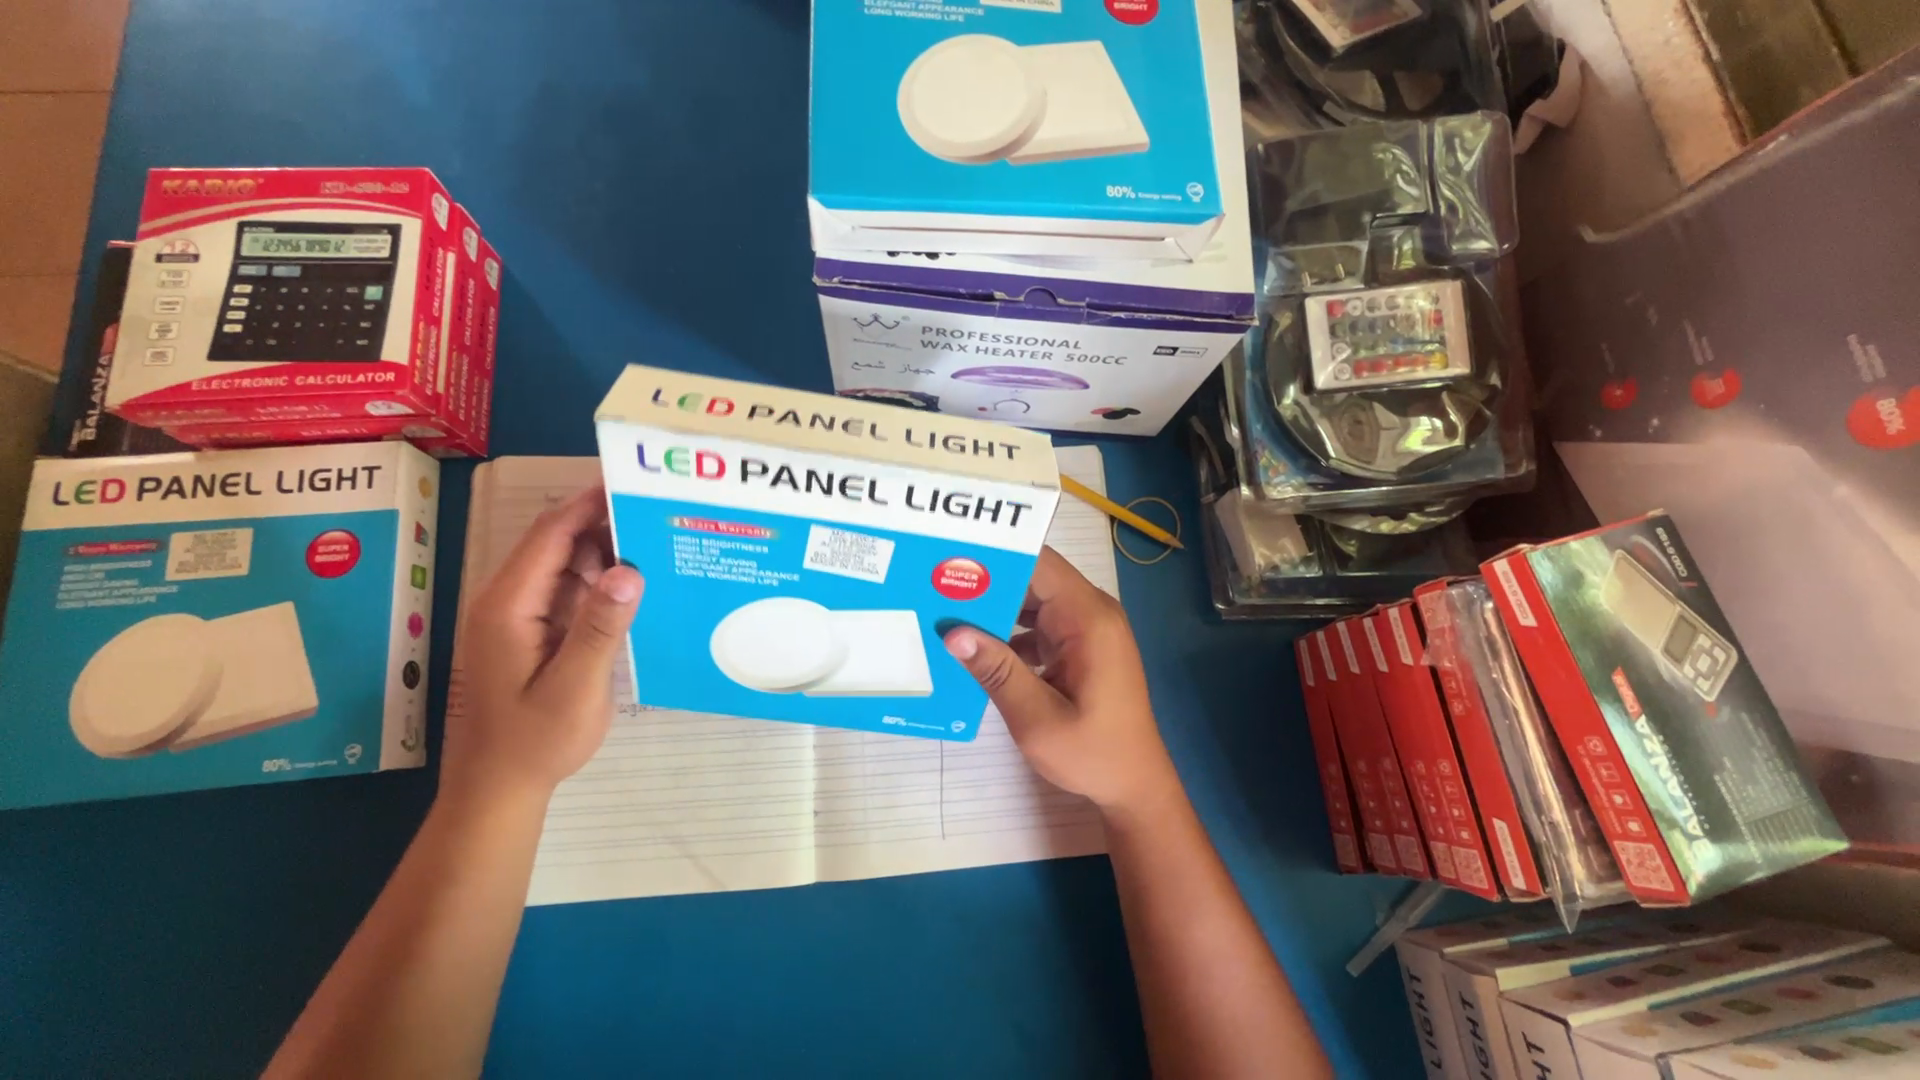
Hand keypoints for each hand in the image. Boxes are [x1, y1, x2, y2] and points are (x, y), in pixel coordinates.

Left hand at [445, 485, 642, 805]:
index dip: (588, 502)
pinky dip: (602, 579)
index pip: (550, 535)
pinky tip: (638, 578)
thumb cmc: (534, 741)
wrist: (499, 788)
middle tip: (659, 505)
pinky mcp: (536, 632)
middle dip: (604, 519)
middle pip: (557, 542)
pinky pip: (570, 591)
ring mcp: (522, 616)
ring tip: (658, 533)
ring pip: (566, 564)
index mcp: (508, 605)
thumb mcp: (573, 688)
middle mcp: (509, 600)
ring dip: (607, 548)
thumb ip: (600, 628)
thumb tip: (630, 569)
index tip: (632, 480)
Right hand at [942, 546, 1180, 816]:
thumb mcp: (1037, 718)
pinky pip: (1040, 624)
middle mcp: (1091, 613)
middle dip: (987, 582)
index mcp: (1088, 619)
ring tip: (944, 610)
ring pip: (1033, 601)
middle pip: (1033, 579)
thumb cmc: (1093, 753)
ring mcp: (1087, 630)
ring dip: (995, 608)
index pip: (1039, 564)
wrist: (1134, 785)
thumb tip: (952, 632)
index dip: (997, 557)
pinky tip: (973, 647)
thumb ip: (997, 671)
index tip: (950, 558)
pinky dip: (1009, 632)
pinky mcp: (1080, 647)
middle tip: (935, 586)